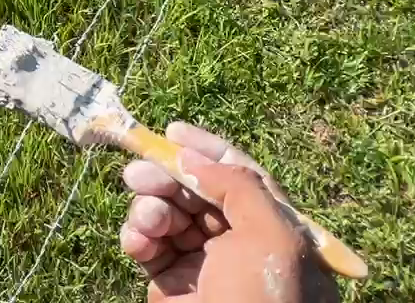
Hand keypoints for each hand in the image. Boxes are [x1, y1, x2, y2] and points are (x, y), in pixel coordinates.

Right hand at [119, 122, 336, 302]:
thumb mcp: (271, 238)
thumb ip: (237, 184)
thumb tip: (193, 159)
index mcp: (279, 235)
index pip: (242, 175)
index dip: (208, 149)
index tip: (172, 131)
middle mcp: (243, 246)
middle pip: (197, 189)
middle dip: (166, 176)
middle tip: (138, 174)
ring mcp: (206, 265)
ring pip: (167, 211)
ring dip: (148, 206)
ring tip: (144, 220)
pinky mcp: (172, 283)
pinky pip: (148, 242)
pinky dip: (136, 235)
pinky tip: (135, 243)